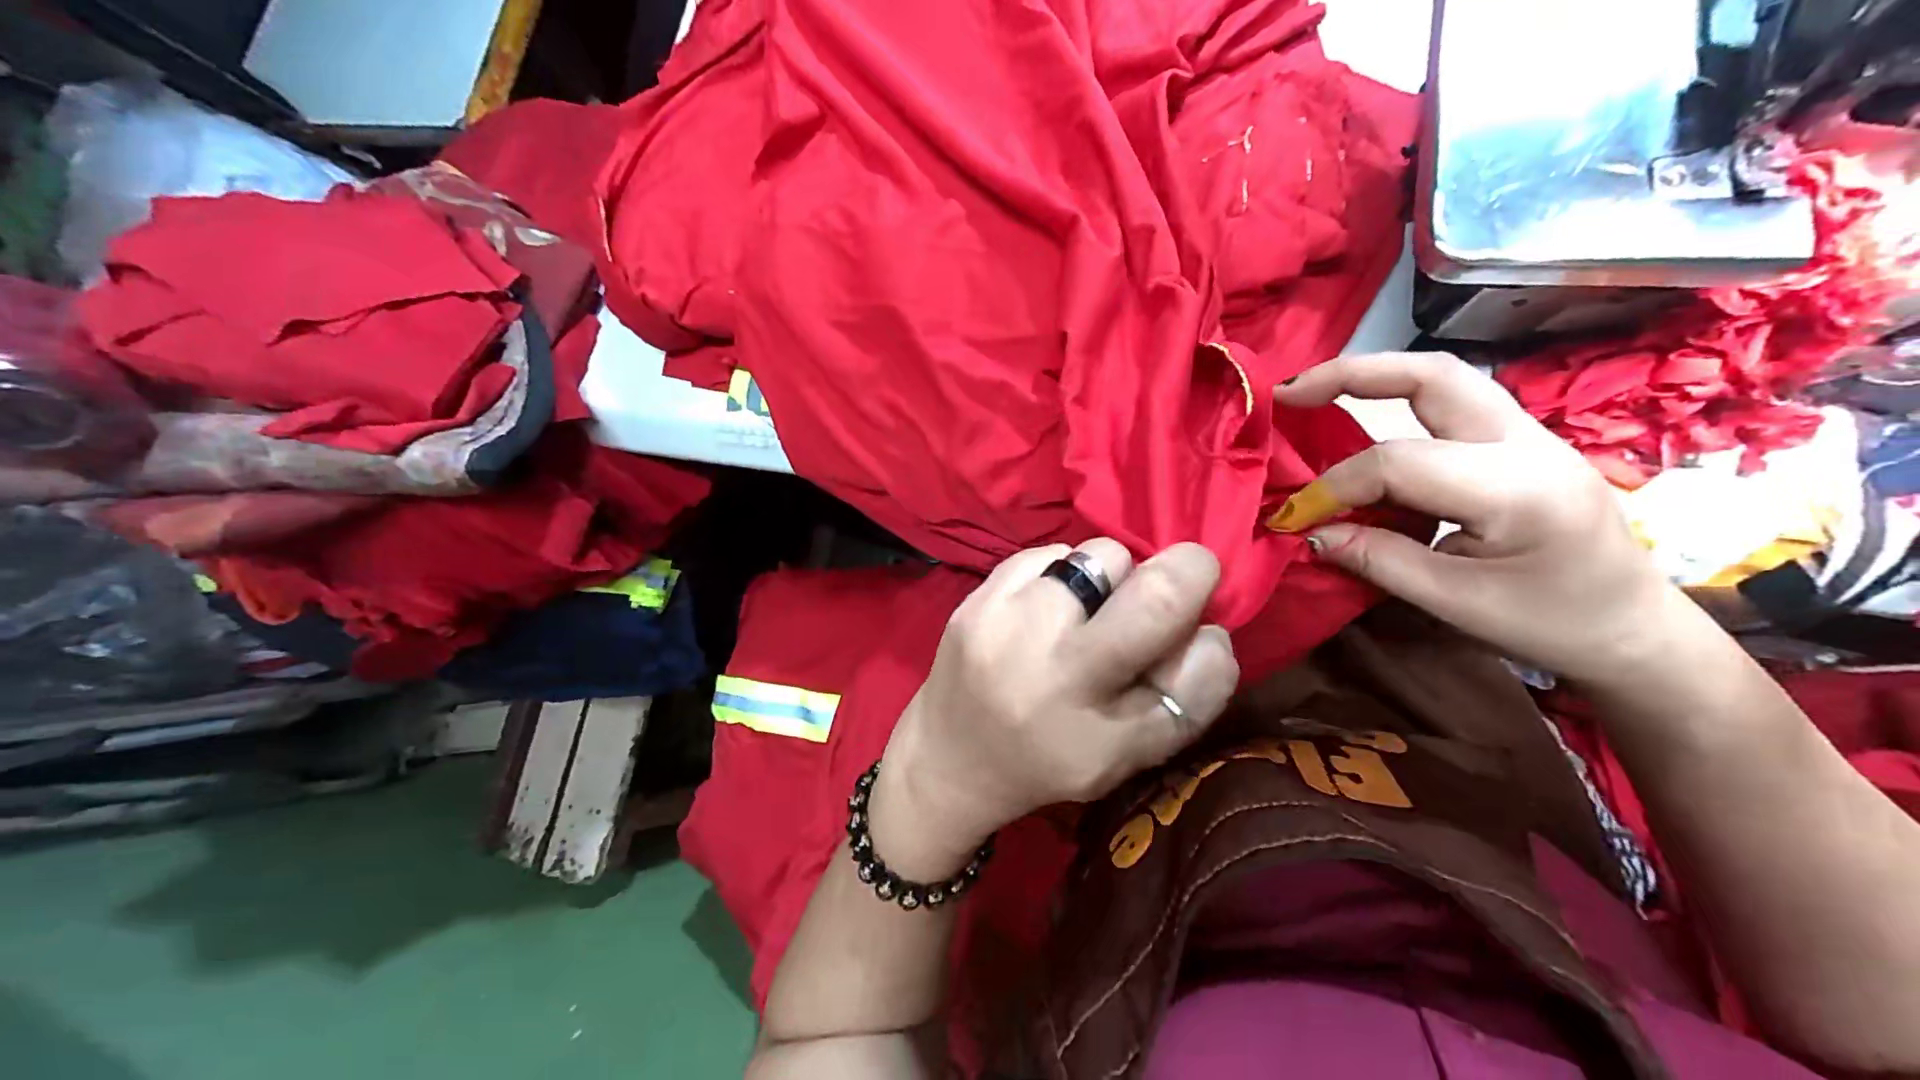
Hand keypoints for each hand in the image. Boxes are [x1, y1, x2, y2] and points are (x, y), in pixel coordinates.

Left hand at [870, 541, 1239, 878]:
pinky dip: (1063, 572)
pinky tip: (1046, 608)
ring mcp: (1006, 624)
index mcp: (1098, 732)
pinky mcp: (977, 596)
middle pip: (1153, 592)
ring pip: (1101, 557)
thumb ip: (1185, 698)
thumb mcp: (1126, 755)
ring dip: (1112, 577)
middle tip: (1160, 595)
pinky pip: (1051, 552)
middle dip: (1180, 575)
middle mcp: (1051, 671)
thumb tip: (1209, 626)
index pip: (1193, 671)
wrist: (948, 754)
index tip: (1200, 619)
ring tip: (1086, 614)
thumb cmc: (1049, 760)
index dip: (1212, 641)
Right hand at [1272, 352, 1685, 687]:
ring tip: (1315, 394)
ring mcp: (1531, 435)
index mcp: (1517, 488)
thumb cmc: (1551, 626)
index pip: (1397, 464)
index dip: (1332, 488)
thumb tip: (1310, 531)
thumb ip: (1376, 559)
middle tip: (1289, 394)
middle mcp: (1528, 443)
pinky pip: (1453, 404)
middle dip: (1351, 374)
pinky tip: (1365, 424)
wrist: (1636, 631)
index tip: (1292, 519)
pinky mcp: (1523, 443)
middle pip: (1432, 375)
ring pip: (1445, 377)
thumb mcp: (1455, 602)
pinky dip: (1398, 401)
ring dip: (1375, 377)